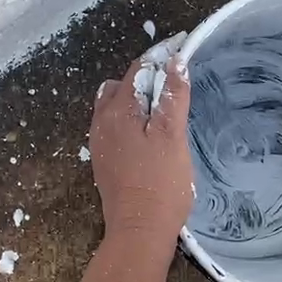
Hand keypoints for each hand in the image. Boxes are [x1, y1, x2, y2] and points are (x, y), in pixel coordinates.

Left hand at [89, 51, 193, 245]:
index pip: (138, 68)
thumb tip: (175, 61)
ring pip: (114, 106)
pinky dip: (130, 121)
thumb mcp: (173, 135)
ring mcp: (99, 142)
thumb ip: (173, 96)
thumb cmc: (160, 183)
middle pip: (122, 85)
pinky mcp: (103, 160)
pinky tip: (148, 135)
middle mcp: (101, 121)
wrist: (139, 229)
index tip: (182, 51)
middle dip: (145, 79)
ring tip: (162, 111)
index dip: (161, 57)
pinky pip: (114, 127)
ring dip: (135, 101)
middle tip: (173, 86)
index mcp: (117, 110)